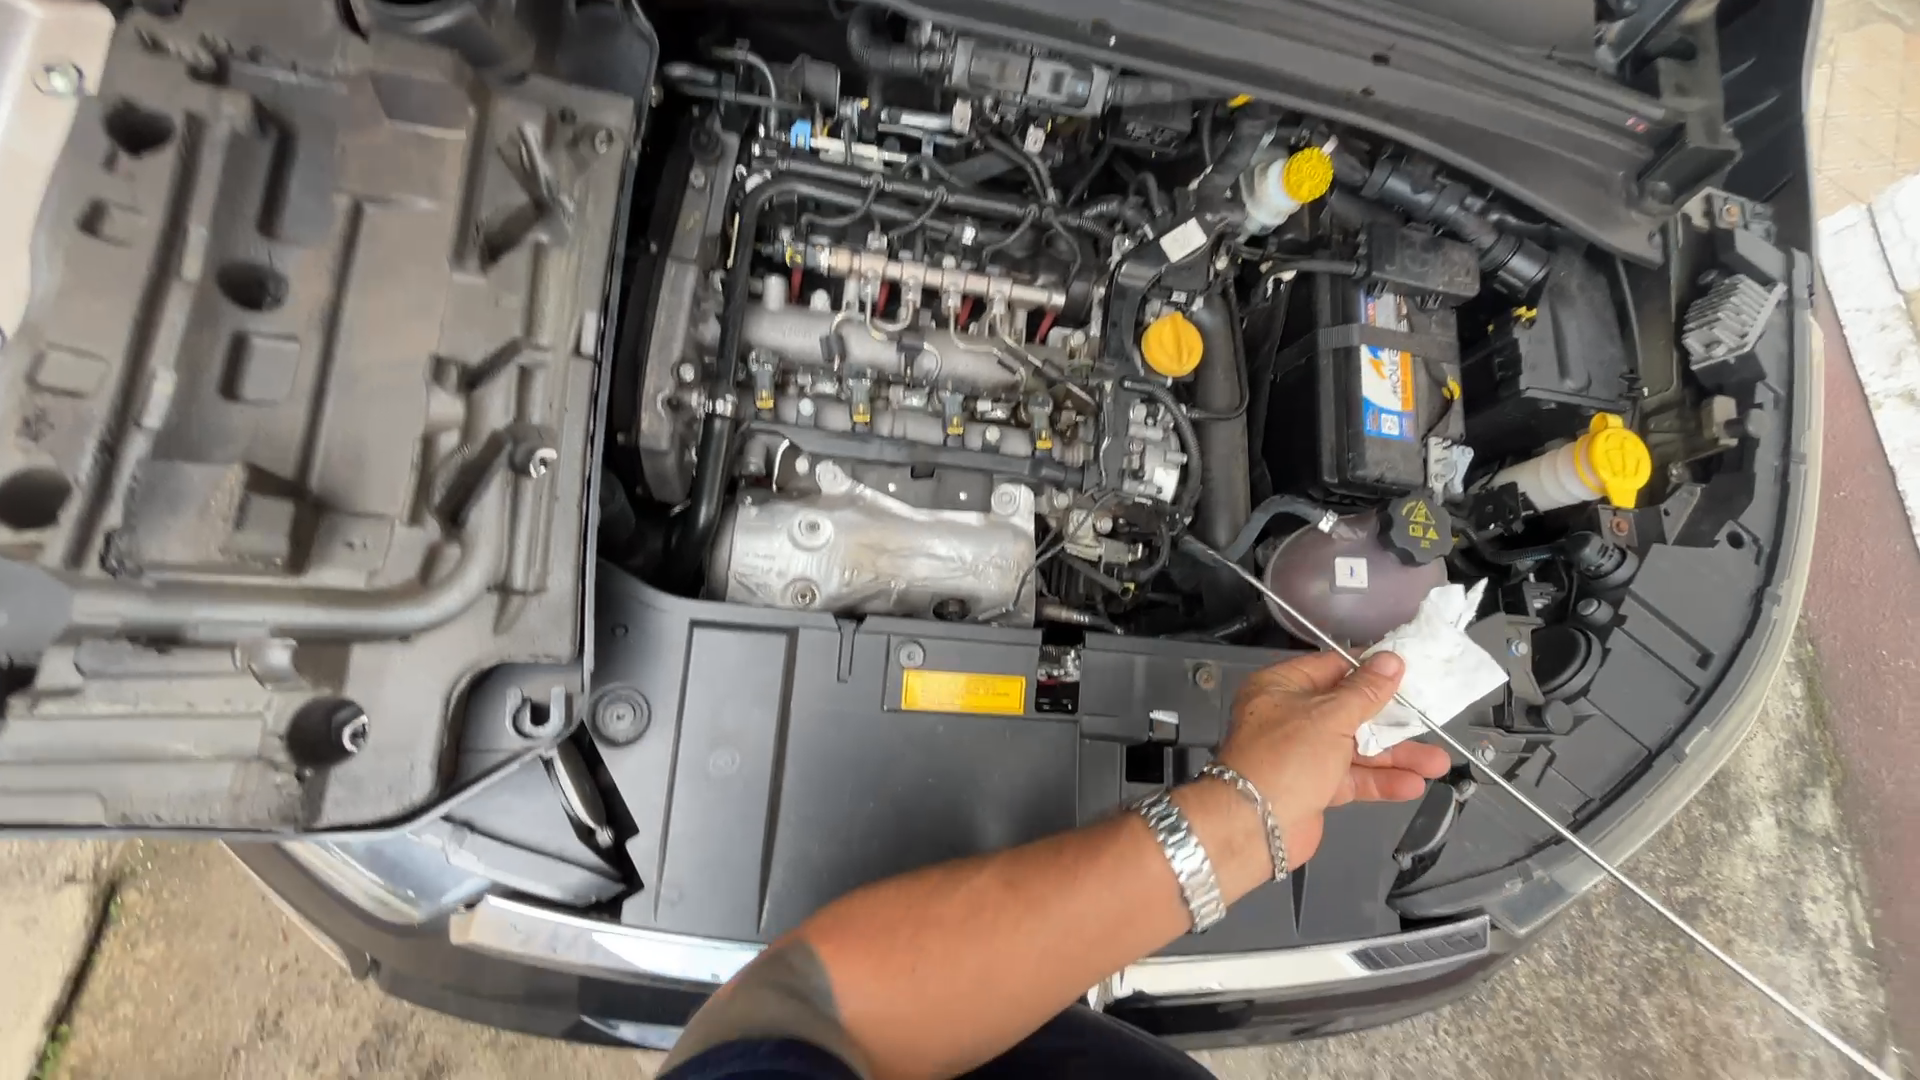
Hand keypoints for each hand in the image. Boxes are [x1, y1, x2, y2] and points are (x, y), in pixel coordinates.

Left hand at [1210, 651, 1450, 871]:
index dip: (1368, 669)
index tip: (1406, 670)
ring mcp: (1300, 752)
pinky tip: (1412, 783)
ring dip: (1394, 755)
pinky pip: (1351, 777)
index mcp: (1279, 687)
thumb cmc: (1284, 757)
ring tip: (1436, 761)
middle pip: (1346, 710)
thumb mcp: (1329, 716)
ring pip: (1354, 747)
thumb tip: (1389, 661)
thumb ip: (1364, 692)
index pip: (1330, 668)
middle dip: (1389, 720)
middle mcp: (1287, 716)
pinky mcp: (1312, 785)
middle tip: (1429, 720)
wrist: (1255, 823)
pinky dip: (1380, 780)